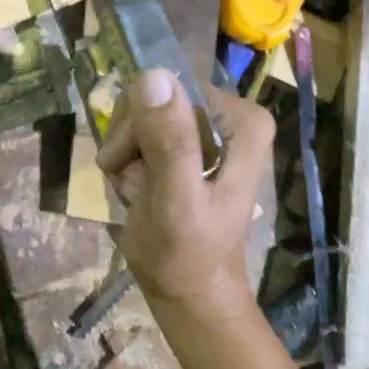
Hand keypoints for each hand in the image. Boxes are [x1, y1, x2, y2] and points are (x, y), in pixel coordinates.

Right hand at [96, 70, 275, 319]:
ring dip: (126, 156)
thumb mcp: (176, 199)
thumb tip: (152, 76)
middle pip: (151, 100)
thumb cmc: (186, 254)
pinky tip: (139, 191)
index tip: (139, 168)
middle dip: (131, 143)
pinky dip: (129, 164)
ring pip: (138, 116)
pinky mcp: (186, 144)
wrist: (187, 292)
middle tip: (136, 184)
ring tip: (138, 191)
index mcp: (242, 122)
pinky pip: (138, 133)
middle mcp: (228, 117)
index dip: (141, 128)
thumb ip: (169, 141)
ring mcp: (206, 130)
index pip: (168, 91)